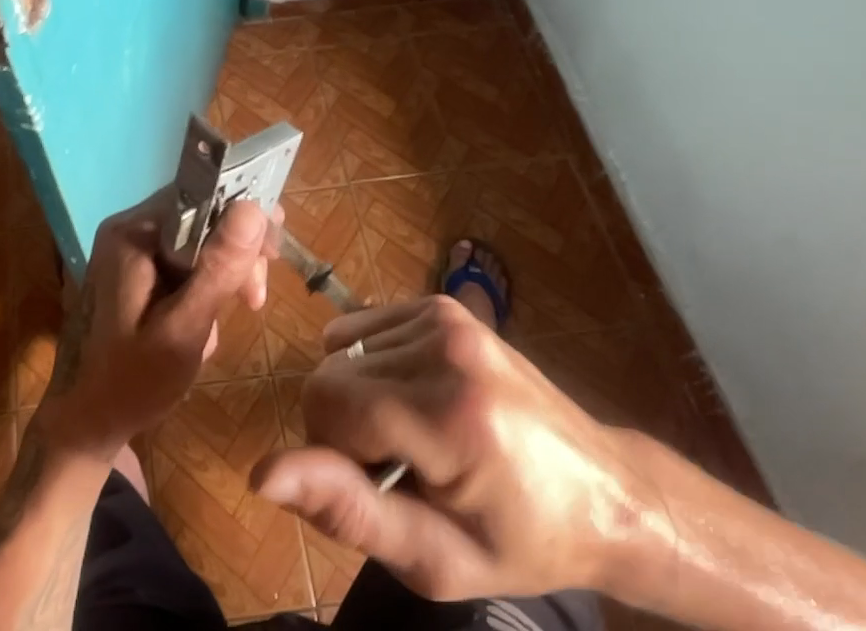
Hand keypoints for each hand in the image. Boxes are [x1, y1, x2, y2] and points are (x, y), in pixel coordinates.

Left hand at [33, 190, 276, 462]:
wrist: (91, 419)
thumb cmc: (135, 381)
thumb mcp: (184, 329)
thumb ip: (217, 270)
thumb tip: (254, 209)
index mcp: (133, 234)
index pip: (202, 194)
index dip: (244, 217)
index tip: (273, 254)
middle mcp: (130, 231)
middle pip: (205, 215)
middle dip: (239, 252)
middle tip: (255, 299)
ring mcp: (132, 250)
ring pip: (202, 239)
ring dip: (227, 273)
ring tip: (237, 313)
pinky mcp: (139, 271)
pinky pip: (188, 261)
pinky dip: (208, 286)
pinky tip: (208, 323)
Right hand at [249, 295, 645, 600]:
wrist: (603, 492)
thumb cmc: (518, 539)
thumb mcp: (434, 558)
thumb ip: (345, 510)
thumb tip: (261, 474)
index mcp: (452, 416)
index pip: (326, 403)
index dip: (331, 453)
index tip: (380, 486)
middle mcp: (448, 349)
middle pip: (328, 375)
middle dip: (342, 427)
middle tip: (400, 468)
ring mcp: (449, 320)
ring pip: (341, 354)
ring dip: (360, 399)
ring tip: (416, 438)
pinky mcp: (445, 308)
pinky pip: (361, 329)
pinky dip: (369, 365)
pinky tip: (410, 397)